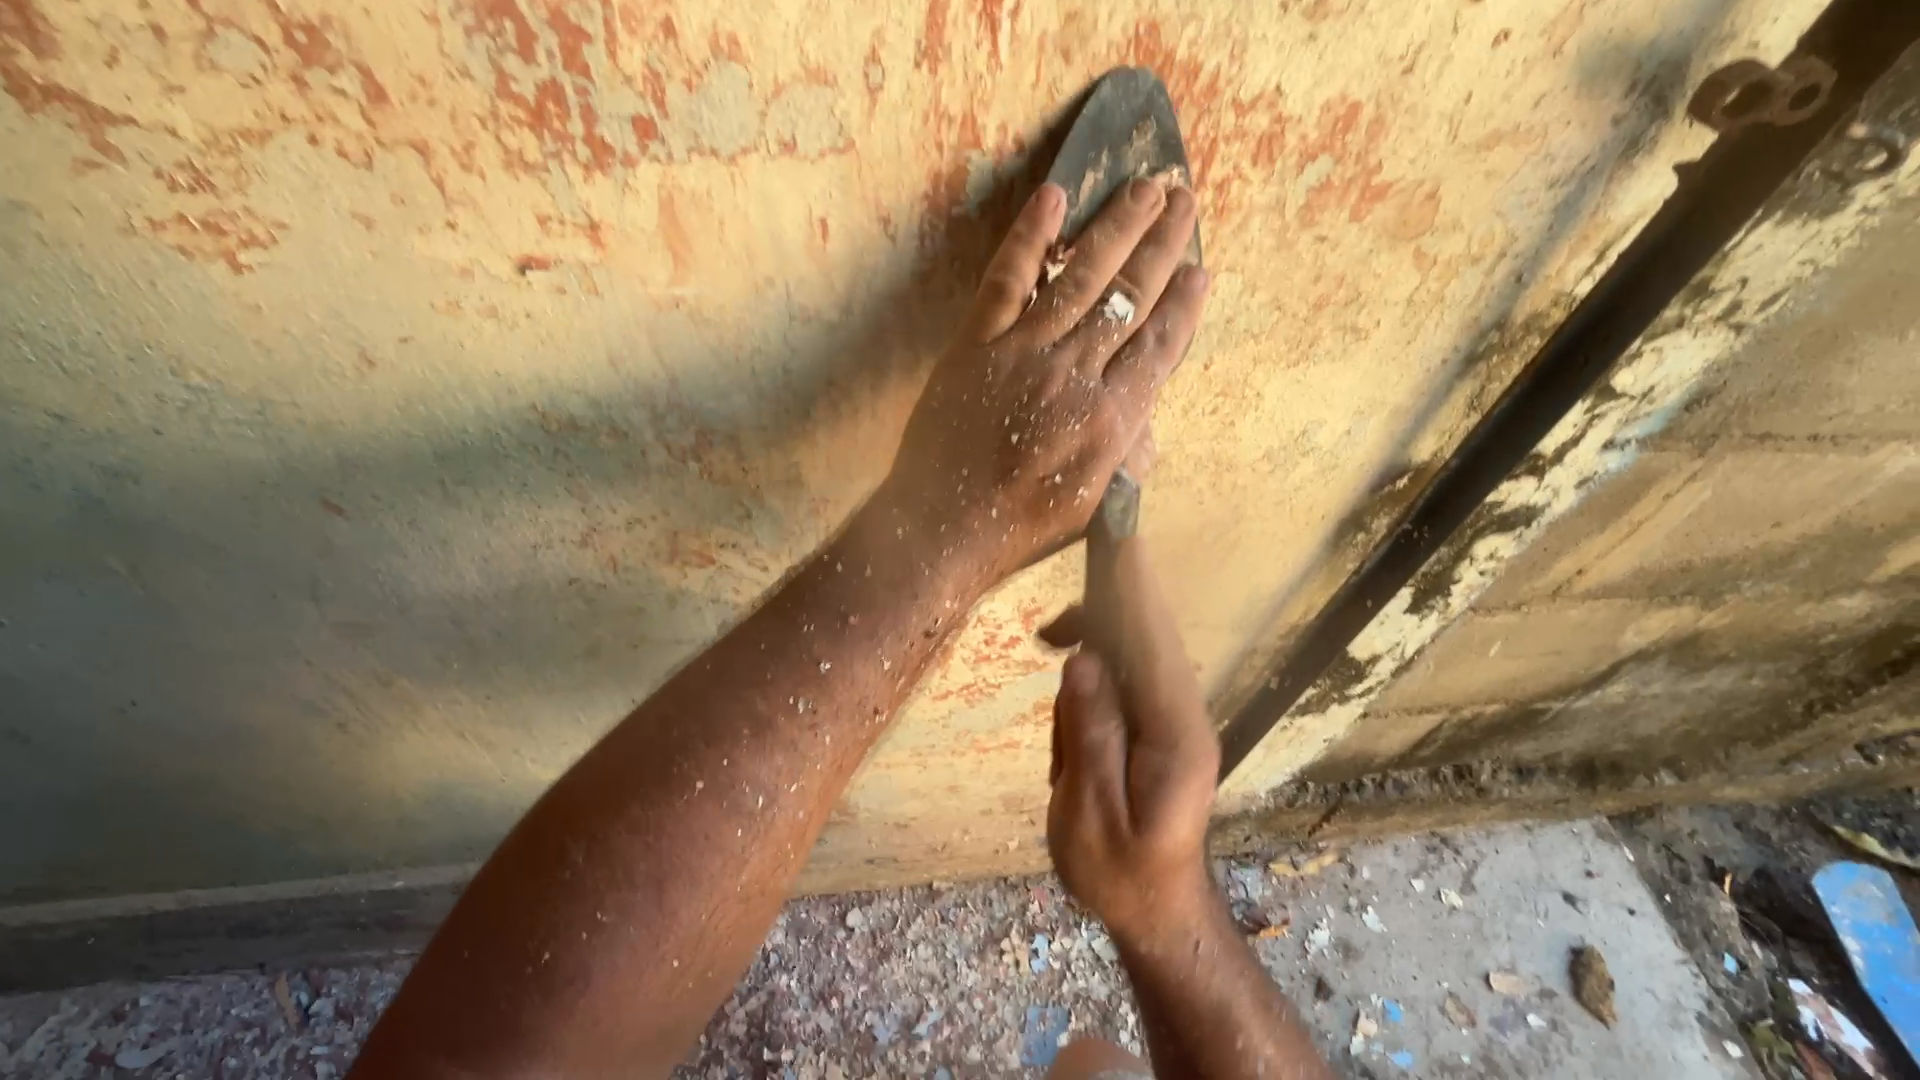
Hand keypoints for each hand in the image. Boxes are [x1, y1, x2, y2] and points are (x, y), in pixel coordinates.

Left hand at [881, 179, 1206, 581]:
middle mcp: (1075, 374)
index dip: (1183, 306)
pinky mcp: (976, 343)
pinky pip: (1007, 280)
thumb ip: (1125, 455)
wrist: (942, 529)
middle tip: (1183, 199)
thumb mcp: (1091, 505)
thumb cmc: (1018, 527)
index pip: (1158, 347)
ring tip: (1145, 187)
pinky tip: (1054, 198)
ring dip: (1117, 227)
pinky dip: (1029, 237)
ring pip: (1081, 277)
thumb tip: (1146, 416)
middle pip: (1130, 297)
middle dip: (1162, 244)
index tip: (1201, 270)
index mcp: (1111, 419)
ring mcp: (1024, 352)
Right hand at [1042, 541, 1220, 947]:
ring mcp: (1174, 717)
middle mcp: (1183, 714)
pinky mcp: (1158, 723)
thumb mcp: (1091, 818)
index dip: (1131, 583)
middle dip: (1112, 589)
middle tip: (1083, 558)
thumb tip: (1083, 659)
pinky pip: (1127, 672)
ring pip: (1134, 648)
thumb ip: (1091, 738)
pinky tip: (1067, 681)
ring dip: (1093, 636)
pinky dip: (1093, 664)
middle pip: (1148, 631)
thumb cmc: (1120, 875)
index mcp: (1175, 735)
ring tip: (1052, 651)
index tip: (1118, 529)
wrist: (1159, 909)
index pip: (1150, 641)